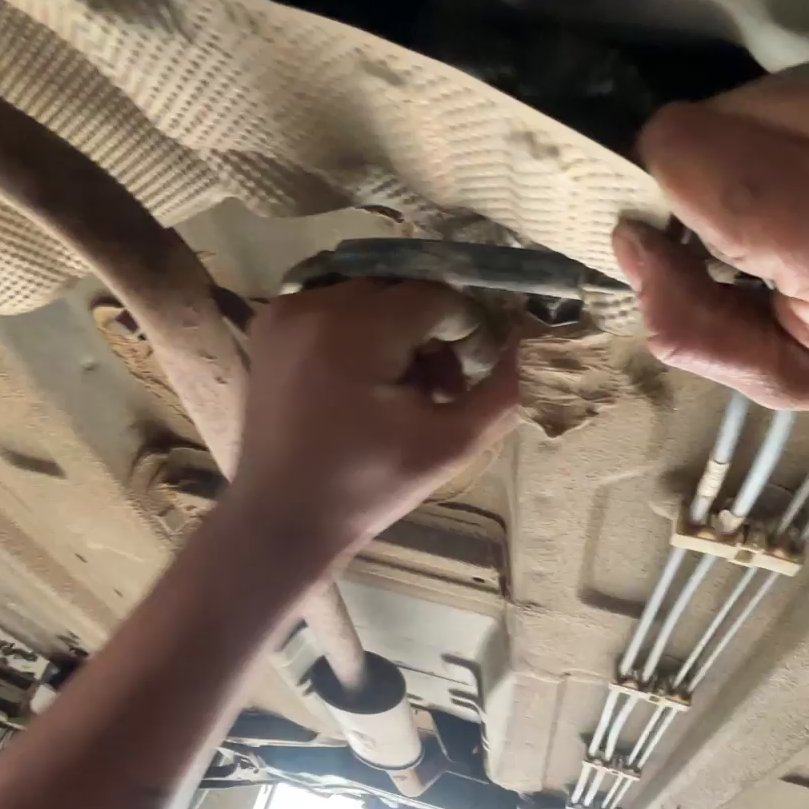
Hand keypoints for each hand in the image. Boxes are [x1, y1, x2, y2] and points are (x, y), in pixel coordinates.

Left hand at [225, 279, 519, 555]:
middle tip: (436, 390)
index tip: (464, 379)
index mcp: (353, 331)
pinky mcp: (270, 323)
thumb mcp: (451, 444)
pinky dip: (362, 332)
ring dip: (398, 331)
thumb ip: (505, 391)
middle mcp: (312, 304)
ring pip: (372, 296)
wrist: (283, 517)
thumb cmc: (370, 486)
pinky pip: (337, 306)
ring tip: (403, 390)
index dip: (465, 332)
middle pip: (404, 291)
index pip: (437, 297)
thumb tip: (538, 343)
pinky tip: (366, 380)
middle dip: (430, 333)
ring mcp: (284, 310)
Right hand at [613, 15, 808, 448]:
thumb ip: (689, 324)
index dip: (669, 189)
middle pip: (725, 109)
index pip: (683, 146)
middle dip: (729, 171)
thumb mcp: (791, 381)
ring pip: (779, 84)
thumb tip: (631, 239)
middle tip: (787, 231)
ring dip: (784, 143)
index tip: (705, 235)